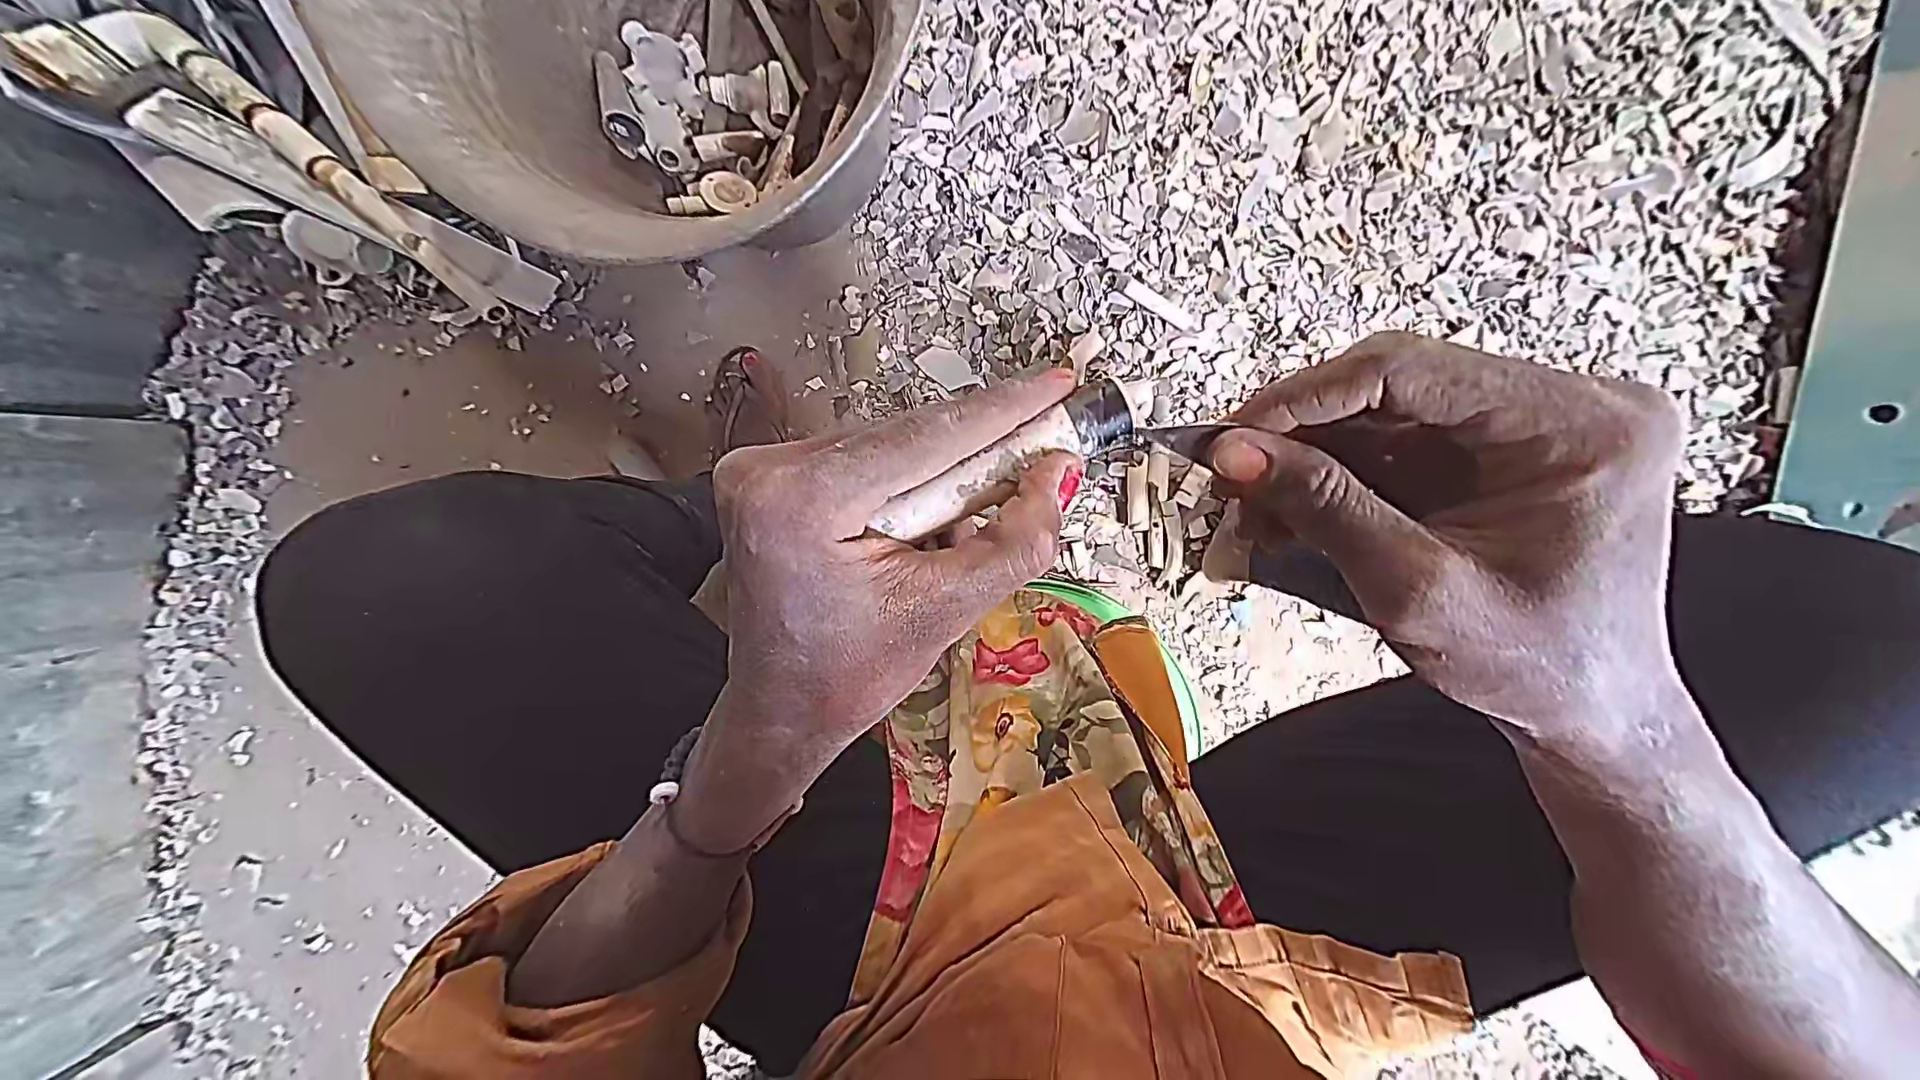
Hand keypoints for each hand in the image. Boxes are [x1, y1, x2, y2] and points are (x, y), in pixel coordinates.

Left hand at [678, 370, 1080, 850]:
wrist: (780, 707)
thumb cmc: (846, 677)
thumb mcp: (947, 611)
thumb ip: (1018, 539)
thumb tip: (1055, 473)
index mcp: (802, 503)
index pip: (927, 437)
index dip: (1002, 408)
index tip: (1053, 385)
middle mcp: (768, 470)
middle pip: (907, 437)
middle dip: (979, 448)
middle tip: (1040, 449)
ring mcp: (760, 468)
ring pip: (889, 446)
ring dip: (942, 474)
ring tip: (961, 528)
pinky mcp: (768, 475)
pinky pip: (863, 459)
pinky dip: (906, 484)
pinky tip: (921, 527)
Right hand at [1210, 332, 1684, 743]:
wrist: (1581, 707)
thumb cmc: (1533, 663)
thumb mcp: (1414, 587)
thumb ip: (1324, 508)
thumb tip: (1240, 453)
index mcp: (1578, 425)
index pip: (1408, 369)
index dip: (1303, 396)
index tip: (1235, 435)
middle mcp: (1557, 408)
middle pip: (1384, 385)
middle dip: (1294, 430)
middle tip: (1233, 471)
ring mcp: (1515, 430)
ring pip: (1371, 414)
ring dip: (1300, 457)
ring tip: (1253, 505)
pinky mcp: (1479, 457)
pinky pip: (1380, 445)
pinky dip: (1322, 476)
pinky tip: (1287, 510)